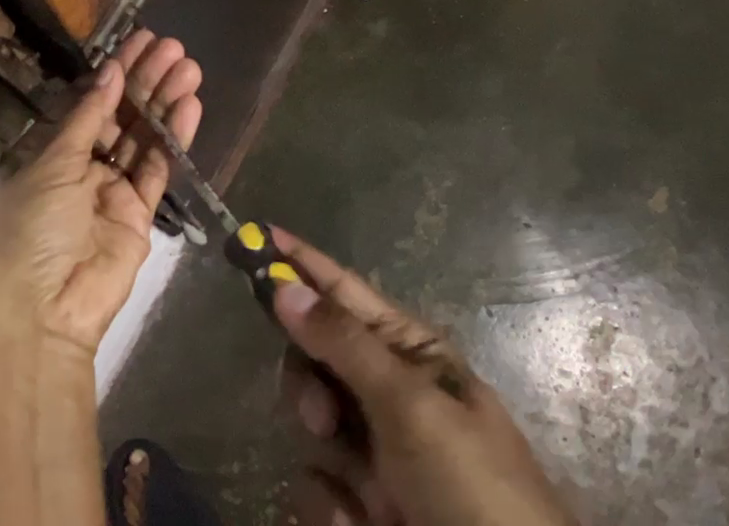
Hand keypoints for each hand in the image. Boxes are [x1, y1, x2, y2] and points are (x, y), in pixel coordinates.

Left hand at [0, 30, 202, 355]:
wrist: (40, 310)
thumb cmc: (29, 228)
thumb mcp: (51, 165)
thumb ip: (87, 119)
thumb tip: (109, 72)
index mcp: (50, 152)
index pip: (89, 103)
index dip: (114, 72)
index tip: (140, 40)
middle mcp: (81, 168)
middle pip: (120, 116)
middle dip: (146, 81)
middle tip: (172, 47)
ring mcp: (111, 192)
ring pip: (144, 138)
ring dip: (165, 103)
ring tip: (188, 67)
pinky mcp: (139, 216)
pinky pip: (158, 170)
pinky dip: (174, 139)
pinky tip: (190, 106)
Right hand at [269, 229, 575, 525]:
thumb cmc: (471, 483)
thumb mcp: (411, 406)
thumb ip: (344, 344)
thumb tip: (284, 285)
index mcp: (411, 354)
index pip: (345, 292)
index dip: (303, 262)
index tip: (257, 232)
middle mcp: (387, 393)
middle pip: (313, 358)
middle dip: (308, 386)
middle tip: (324, 418)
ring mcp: (373, 450)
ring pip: (308, 422)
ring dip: (325, 455)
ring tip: (362, 491)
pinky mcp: (360, 502)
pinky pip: (314, 484)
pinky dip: (331, 506)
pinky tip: (361, 521)